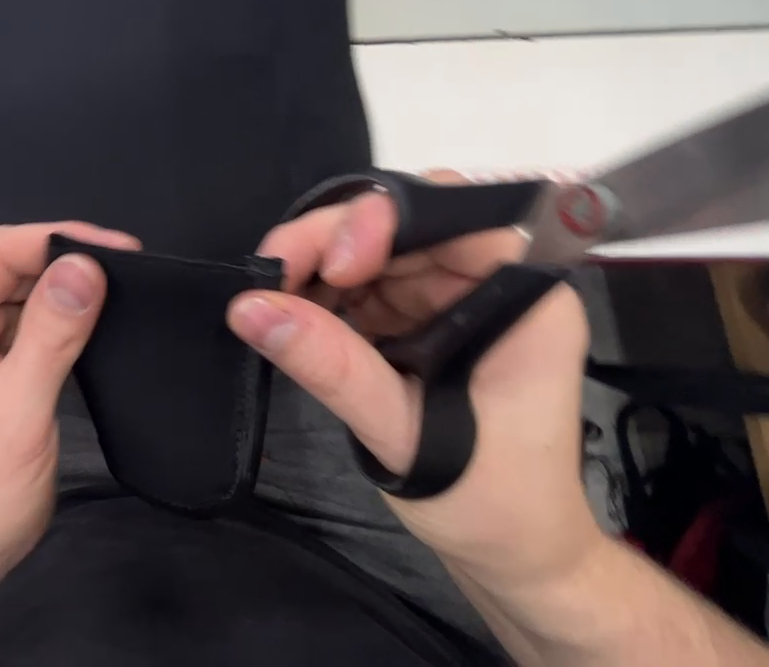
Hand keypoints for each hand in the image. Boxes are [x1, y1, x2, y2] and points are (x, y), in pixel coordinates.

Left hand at [0, 222, 137, 596]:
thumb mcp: (14, 413)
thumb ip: (49, 337)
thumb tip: (85, 267)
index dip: (56, 240)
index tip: (118, 247)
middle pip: (11, 264)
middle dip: (67, 260)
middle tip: (132, 265)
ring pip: (26, 288)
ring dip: (70, 286)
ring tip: (126, 284)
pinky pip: (34, 319)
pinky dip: (68, 315)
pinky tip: (102, 314)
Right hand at [225, 177, 604, 592]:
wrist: (508, 552)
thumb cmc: (491, 502)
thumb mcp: (407, 437)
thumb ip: (332, 367)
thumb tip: (248, 306)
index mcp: (521, 298)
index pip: (456, 217)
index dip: (388, 221)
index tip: (335, 267)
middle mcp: (484, 280)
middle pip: (398, 221)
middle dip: (329, 237)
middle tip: (271, 272)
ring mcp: (444, 294)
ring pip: (367, 242)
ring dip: (311, 261)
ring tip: (269, 294)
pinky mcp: (409, 312)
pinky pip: (353, 277)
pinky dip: (312, 288)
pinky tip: (286, 309)